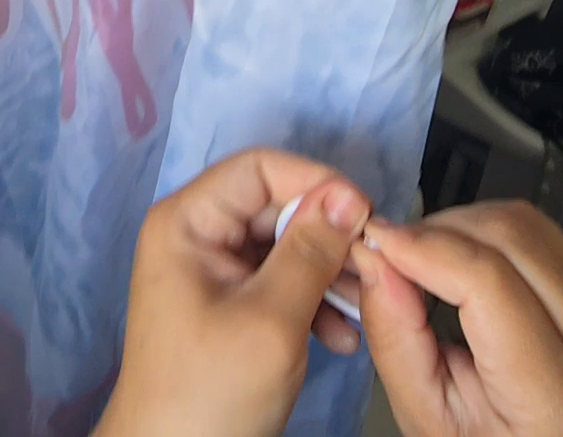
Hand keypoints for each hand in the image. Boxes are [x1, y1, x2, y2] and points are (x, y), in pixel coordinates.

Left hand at [95, 149, 372, 436]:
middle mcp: (195, 231)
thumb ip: (310, 252)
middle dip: (327, 234)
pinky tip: (342, 337)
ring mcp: (209, 267)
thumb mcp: (272, 319)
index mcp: (188, 220)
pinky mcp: (225, 300)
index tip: (365, 213)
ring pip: (280, 244)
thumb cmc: (211, 393)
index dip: (314, 181)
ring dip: (326, 271)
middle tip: (374, 266)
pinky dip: (310, 300)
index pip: (258, 169)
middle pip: (272, 206)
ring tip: (365, 305)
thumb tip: (349, 195)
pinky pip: (274, 279)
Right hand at [357, 201, 562, 436]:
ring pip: (524, 223)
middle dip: (436, 229)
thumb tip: (372, 256)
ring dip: (459, 223)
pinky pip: (538, 232)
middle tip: (393, 251)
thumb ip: (395, 337)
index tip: (375, 241)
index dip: (424, 247)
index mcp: (557, 397)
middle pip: (510, 237)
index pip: (488, 281)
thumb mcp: (424, 416)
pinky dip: (484, 228)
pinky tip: (458, 256)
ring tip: (424, 257)